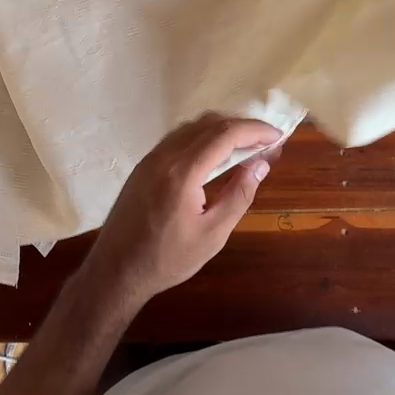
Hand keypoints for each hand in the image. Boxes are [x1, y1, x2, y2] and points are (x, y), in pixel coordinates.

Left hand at [80, 114, 283, 304]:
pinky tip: (215, 157)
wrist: (116, 270)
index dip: (255, 131)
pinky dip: (201, 139)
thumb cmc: (167, 259)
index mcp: (182, 173)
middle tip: (266, 145)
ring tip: (246, 149)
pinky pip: (177, 140)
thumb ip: (238, 196)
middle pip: (208, 124)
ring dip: (221, 131)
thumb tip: (260, 165)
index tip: (278, 136)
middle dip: (242, 128)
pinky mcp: (143, 166)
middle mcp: (163, 157)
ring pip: (191, 128)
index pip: (224, 135)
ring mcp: (149, 159)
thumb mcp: (212, 234)